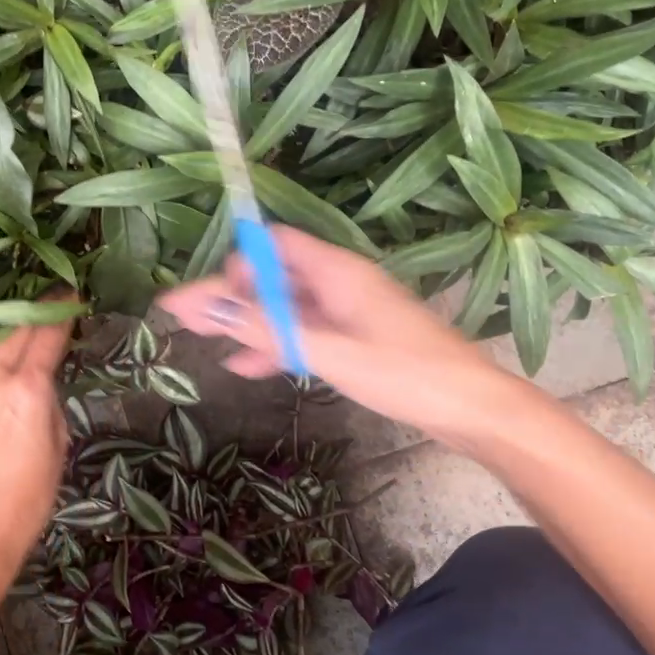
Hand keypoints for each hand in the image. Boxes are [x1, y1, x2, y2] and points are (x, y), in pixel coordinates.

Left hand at [0, 316, 73, 576]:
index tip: (70, 296)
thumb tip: (42, 388)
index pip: (47, 335)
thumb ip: (50, 405)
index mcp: (27, 389)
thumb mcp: (58, 449)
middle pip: (14, 334)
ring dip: (9, 349)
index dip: (61, 311)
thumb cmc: (28, 500)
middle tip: (51, 309)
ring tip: (24, 352)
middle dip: (34, 319)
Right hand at [159, 227, 545, 449]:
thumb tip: (214, 309)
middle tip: (181, 315)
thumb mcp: (331, 353)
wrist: (473, 409)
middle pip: (270, 277)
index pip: (273, 245)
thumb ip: (270, 331)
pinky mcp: (352, 338)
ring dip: (243, 321)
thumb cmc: (407, 374)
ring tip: (199, 338)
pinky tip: (243, 364)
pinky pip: (301, 332)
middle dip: (227, 295)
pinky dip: (271, 344)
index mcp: (336, 272)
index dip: (239, 263)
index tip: (213, 297)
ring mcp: (345, 312)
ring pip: (281, 308)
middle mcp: (337, 283)